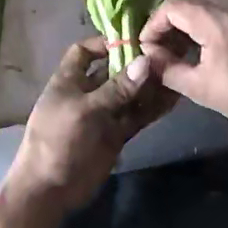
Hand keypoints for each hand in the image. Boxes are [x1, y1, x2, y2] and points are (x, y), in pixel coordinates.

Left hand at [3, 38, 177, 213]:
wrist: (50, 189)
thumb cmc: (58, 140)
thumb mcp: (86, 110)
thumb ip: (118, 88)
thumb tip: (146, 61)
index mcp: (70, 81)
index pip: (84, 52)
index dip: (105, 43)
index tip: (134, 38)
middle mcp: (88, 93)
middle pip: (114, 71)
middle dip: (137, 64)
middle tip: (167, 54)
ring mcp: (103, 115)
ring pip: (130, 95)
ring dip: (150, 87)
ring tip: (177, 74)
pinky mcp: (116, 134)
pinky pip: (136, 116)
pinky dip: (152, 109)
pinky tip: (173, 99)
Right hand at [139, 0, 227, 134]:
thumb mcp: (201, 89)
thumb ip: (168, 69)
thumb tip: (147, 57)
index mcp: (217, 21)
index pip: (172, 6)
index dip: (153, 24)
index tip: (147, 48)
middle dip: (167, 15)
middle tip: (160, 43)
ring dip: (185, 15)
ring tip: (177, 46)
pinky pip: (219, 4)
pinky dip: (202, 16)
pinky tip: (200, 44)